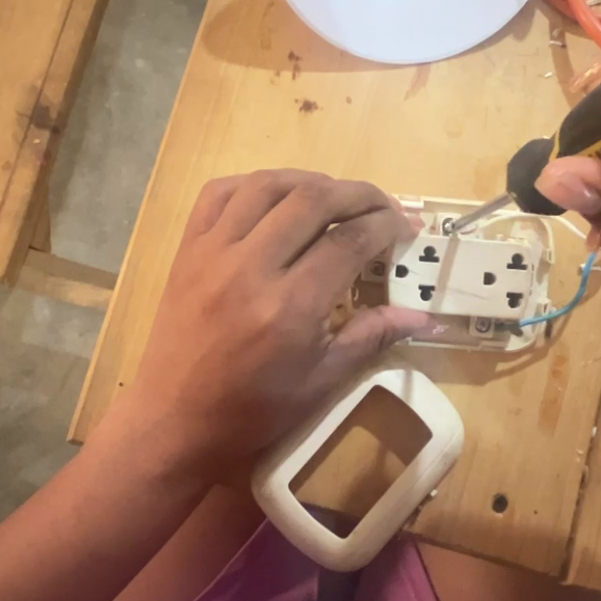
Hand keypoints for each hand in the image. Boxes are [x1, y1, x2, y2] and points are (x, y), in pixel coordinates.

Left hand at [90, 170, 432, 482]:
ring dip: (310, 180)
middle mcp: (250, 267)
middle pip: (314, 199)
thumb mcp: (321, 382)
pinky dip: (255, 184)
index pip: (349, 241)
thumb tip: (425, 316)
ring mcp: (213, 252)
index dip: (387, 225)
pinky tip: (277, 196)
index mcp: (289, 307)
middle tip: (383, 206)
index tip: (408, 226)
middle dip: (359, 194)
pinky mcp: (187, 249)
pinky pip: (220, 192)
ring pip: (268, 185)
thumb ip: (371, 337)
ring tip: (335, 196)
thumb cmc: (253, 410)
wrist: (175, 420)